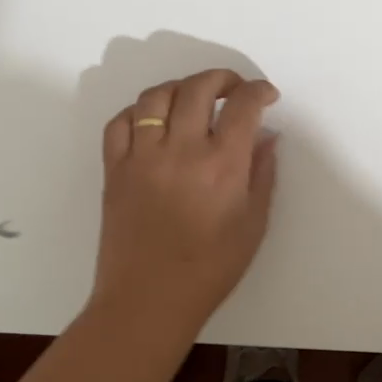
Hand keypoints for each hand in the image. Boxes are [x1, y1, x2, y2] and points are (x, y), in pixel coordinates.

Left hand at [90, 70, 279, 330]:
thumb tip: (266, 136)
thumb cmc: (210, 269)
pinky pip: (119, 123)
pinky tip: (154, 121)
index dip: (259, 90)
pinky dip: (138, 111)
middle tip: (234, 89)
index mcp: (222, 164)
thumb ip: (263, 173)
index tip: (267, 95)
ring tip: (194, 98)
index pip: (243, 104)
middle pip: (199, 87)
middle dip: (222, 78)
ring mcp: (142, 158)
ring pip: (156, 96)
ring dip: (181, 87)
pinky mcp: (114, 171)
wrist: (148, 303)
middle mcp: (181, 150)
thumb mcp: (254, 222)